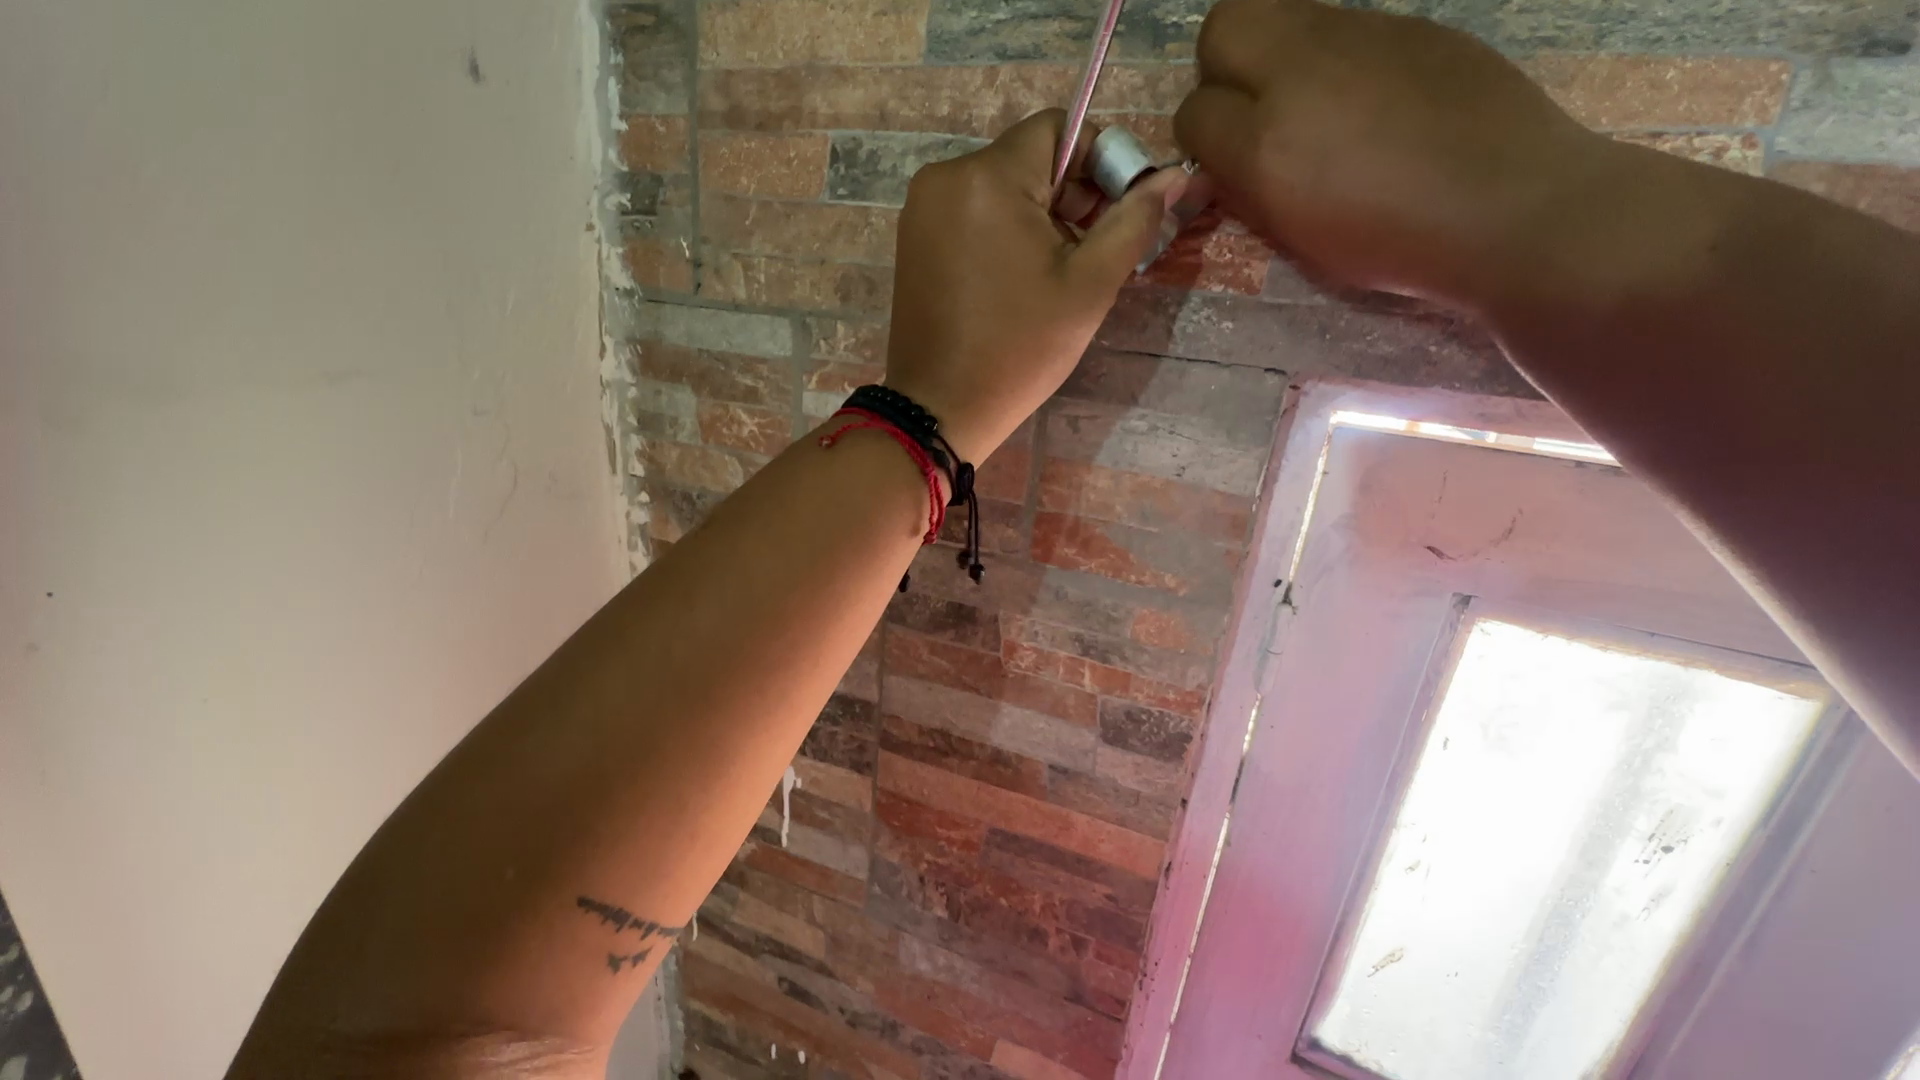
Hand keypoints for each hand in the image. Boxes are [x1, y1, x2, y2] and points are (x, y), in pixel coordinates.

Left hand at [884, 109, 1189, 464]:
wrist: (940, 408)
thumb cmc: (1020, 349)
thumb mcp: (1089, 285)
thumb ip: (1134, 220)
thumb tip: (1173, 174)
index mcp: (988, 176)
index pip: (1060, 128)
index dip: (1100, 161)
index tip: (1117, 212)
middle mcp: (946, 176)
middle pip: (1029, 157)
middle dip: (1071, 194)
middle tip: (1091, 252)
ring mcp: (922, 209)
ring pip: (1001, 187)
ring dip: (1039, 216)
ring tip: (1055, 274)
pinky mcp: (913, 239)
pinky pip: (972, 213)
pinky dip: (1003, 231)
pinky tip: (1017, 280)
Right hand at [1174, 0, 1614, 311]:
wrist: (1506, 208)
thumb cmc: (1392, 247)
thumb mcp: (1296, 235)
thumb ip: (1249, 186)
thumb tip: (1228, 158)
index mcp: (1265, 146)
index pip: (1193, 113)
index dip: (1204, 139)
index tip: (1226, 160)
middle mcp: (1301, 73)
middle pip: (1224, 25)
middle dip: (1223, 66)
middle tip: (1254, 109)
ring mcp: (1360, 35)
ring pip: (1284, 10)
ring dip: (1279, 54)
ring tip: (1313, 104)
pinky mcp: (1407, 24)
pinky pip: (1344, 24)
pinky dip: (1336, 57)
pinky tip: (1369, 100)